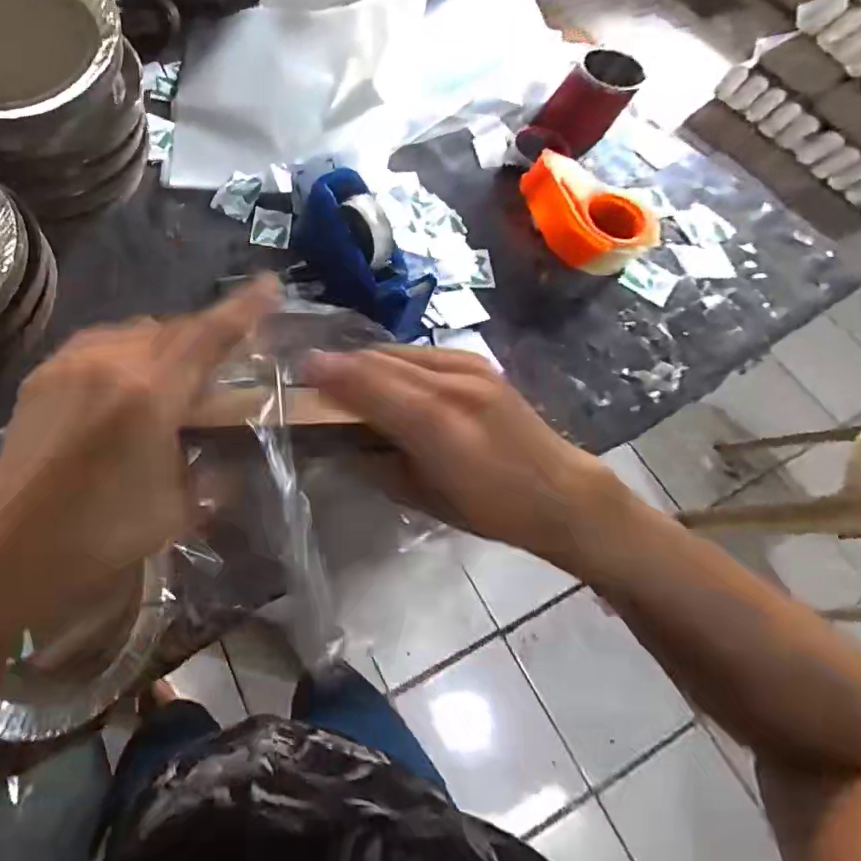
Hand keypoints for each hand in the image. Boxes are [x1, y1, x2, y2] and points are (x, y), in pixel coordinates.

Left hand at [0, 275, 281, 611]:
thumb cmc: (101, 536)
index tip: (270, 284)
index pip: (208, 335)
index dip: (244, 308)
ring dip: (166, 343)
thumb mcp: (177, 508)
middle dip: (206, 334)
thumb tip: (225, 453)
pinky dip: (127, 351)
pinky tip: (127, 380)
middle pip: (174, 328)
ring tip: (175, 373)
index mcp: (150, 394)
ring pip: (135, 331)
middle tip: (224, 354)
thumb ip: (211, 471)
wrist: (8, 551)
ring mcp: (71, 363)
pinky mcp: (44, 374)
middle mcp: (110, 362)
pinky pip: (99, 342)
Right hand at [302, 346, 626, 563]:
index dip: (330, 372)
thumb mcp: (424, 497)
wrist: (561, 491)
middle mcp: (453, 384)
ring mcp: (470, 367)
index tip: (299, 368)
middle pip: (381, 360)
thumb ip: (377, 463)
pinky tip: (385, 375)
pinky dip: (395, 361)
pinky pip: (423, 353)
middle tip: (312, 373)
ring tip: (343, 373)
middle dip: (342, 363)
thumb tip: (338, 441)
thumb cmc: (491, 508)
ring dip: (367, 360)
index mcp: (437, 423)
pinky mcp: (480, 362)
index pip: (370, 383)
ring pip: (400, 351)